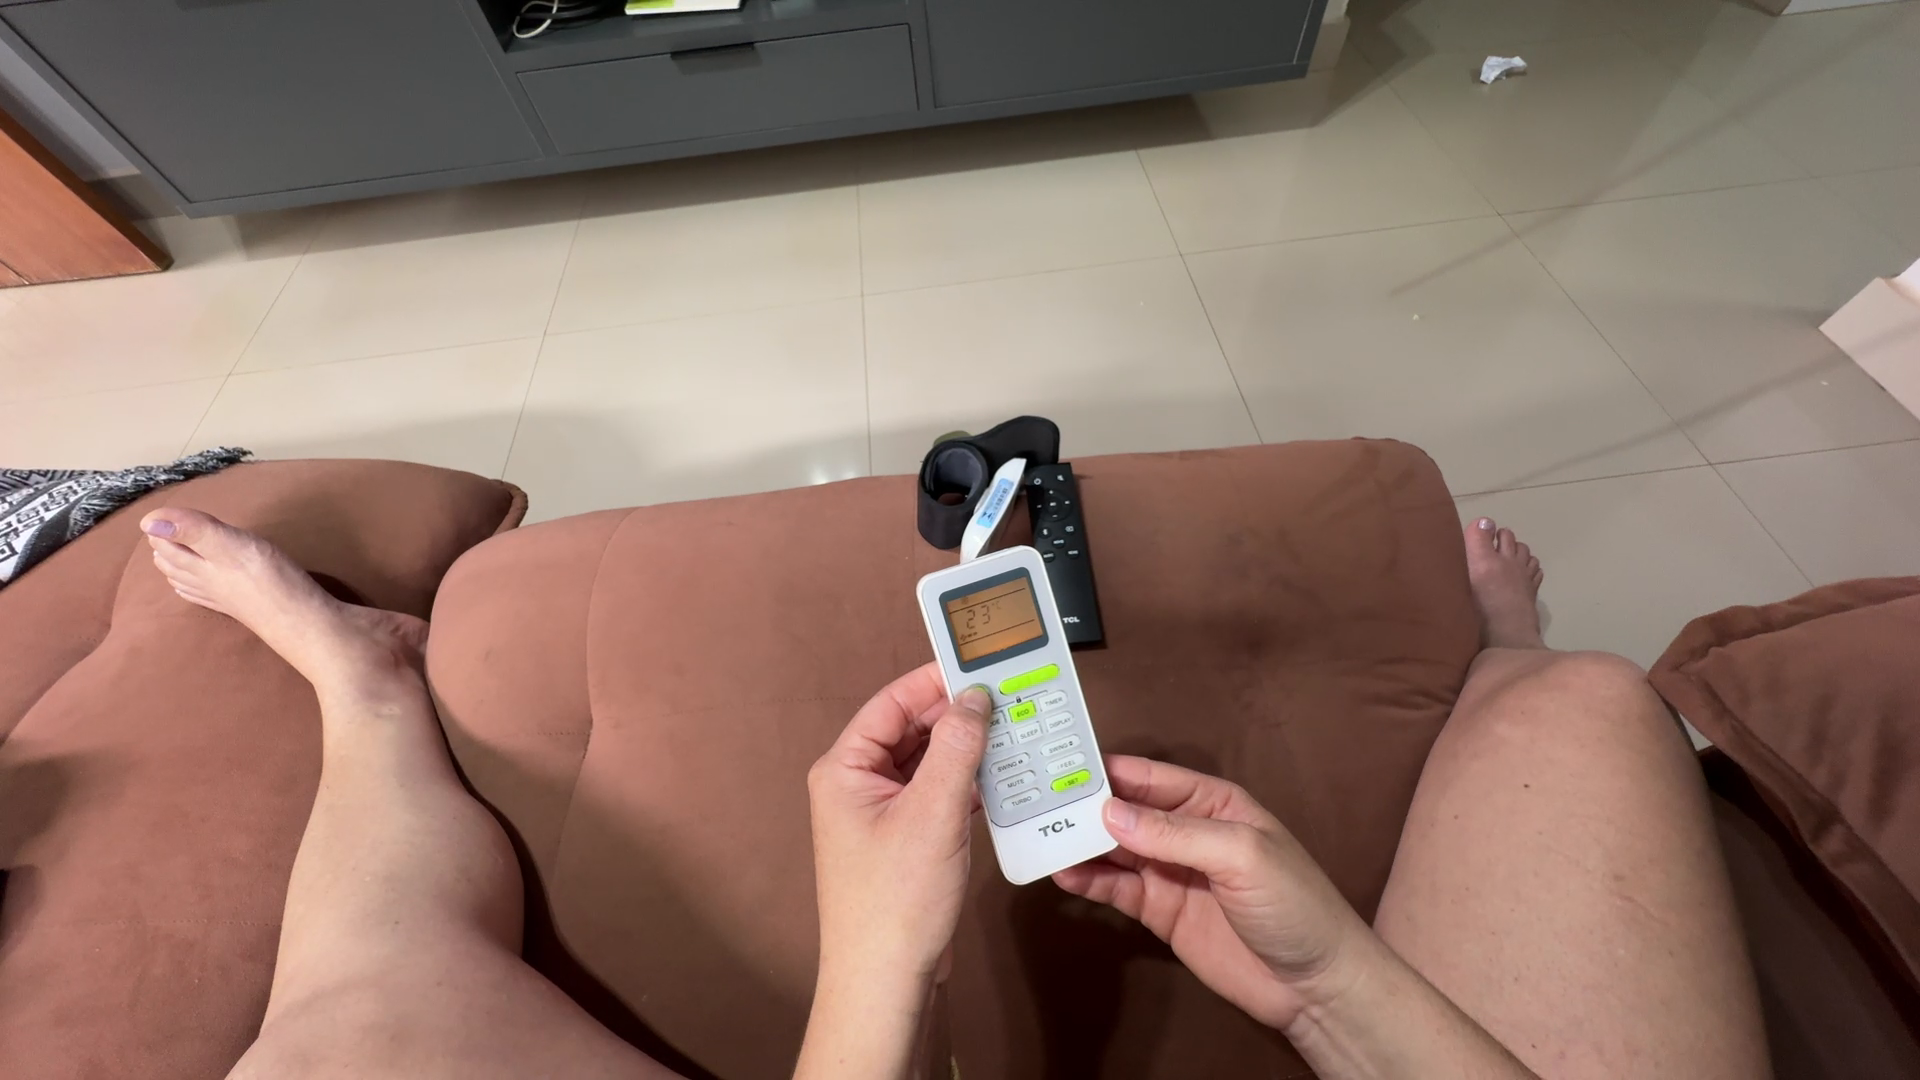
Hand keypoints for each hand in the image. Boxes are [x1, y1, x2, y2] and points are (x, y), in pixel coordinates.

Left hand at [806, 663, 990, 985]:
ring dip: (965, 749)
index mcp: (845, 768)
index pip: (892, 703)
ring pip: (928, 760)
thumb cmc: (893, 905)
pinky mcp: (904, 835)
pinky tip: (997, 776)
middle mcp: (858, 784)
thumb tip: (973, 698)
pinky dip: (965, 781)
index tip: (976, 667)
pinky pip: (936, 790)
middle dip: (956, 716)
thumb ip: (955, 748)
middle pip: (912, 730)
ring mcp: (882, 811)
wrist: (887, 983)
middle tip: (1002, 700)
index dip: (934, 682)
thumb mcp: (932, 813)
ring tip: (1006, 733)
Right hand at [1052, 756, 1369, 1028]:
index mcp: (1208, 801)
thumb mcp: (1240, 854)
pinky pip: (1116, 888)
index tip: (1061, 767)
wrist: (1316, 987)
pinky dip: (1089, 881)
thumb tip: (1109, 812)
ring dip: (1079, 843)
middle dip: (1083, 806)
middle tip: (1036, 802)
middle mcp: (1182, 830)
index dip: (1106, 771)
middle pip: (1123, 811)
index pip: (1147, 777)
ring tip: (1040, 837)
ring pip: (1113, 848)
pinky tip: (1063, 875)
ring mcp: (1168, 870)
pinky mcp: (1158, 910)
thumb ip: (1173, 832)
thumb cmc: (1292, 903)